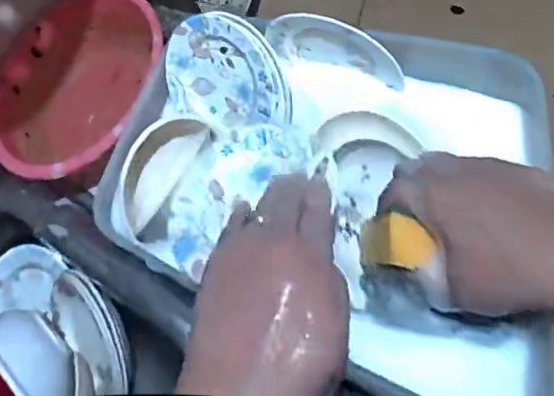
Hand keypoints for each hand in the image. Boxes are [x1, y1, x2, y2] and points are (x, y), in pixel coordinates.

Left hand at [177, 174, 348, 395]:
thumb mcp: (335, 328)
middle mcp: (276, 240)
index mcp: (310, 255)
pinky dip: (242, 214)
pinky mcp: (217, 260)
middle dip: (296, 185)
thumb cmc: (297, 366)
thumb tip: (322, 256)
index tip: (321, 181)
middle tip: (300, 178)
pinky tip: (244, 210)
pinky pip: (232, 225)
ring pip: (259, 205)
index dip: (320, 192)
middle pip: (287, 198)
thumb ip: (332, 283)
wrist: (236, 388)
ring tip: (277, 189)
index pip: (317, 210)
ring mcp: (243, 247)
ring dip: (271, 195)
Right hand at [378, 154, 553, 316]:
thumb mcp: (457, 292)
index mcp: (433, 192)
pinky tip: (499, 215)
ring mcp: (487, 163)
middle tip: (422, 223)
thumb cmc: (512, 274)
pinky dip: (478, 188)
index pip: (392, 191)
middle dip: (411, 191)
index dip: (386, 213)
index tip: (391, 234)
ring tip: (460, 220)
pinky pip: (483, 171)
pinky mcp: (517, 167)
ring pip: (450, 166)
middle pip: (417, 168)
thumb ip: (425, 275)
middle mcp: (453, 168)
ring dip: (444, 187)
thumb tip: (413, 265)